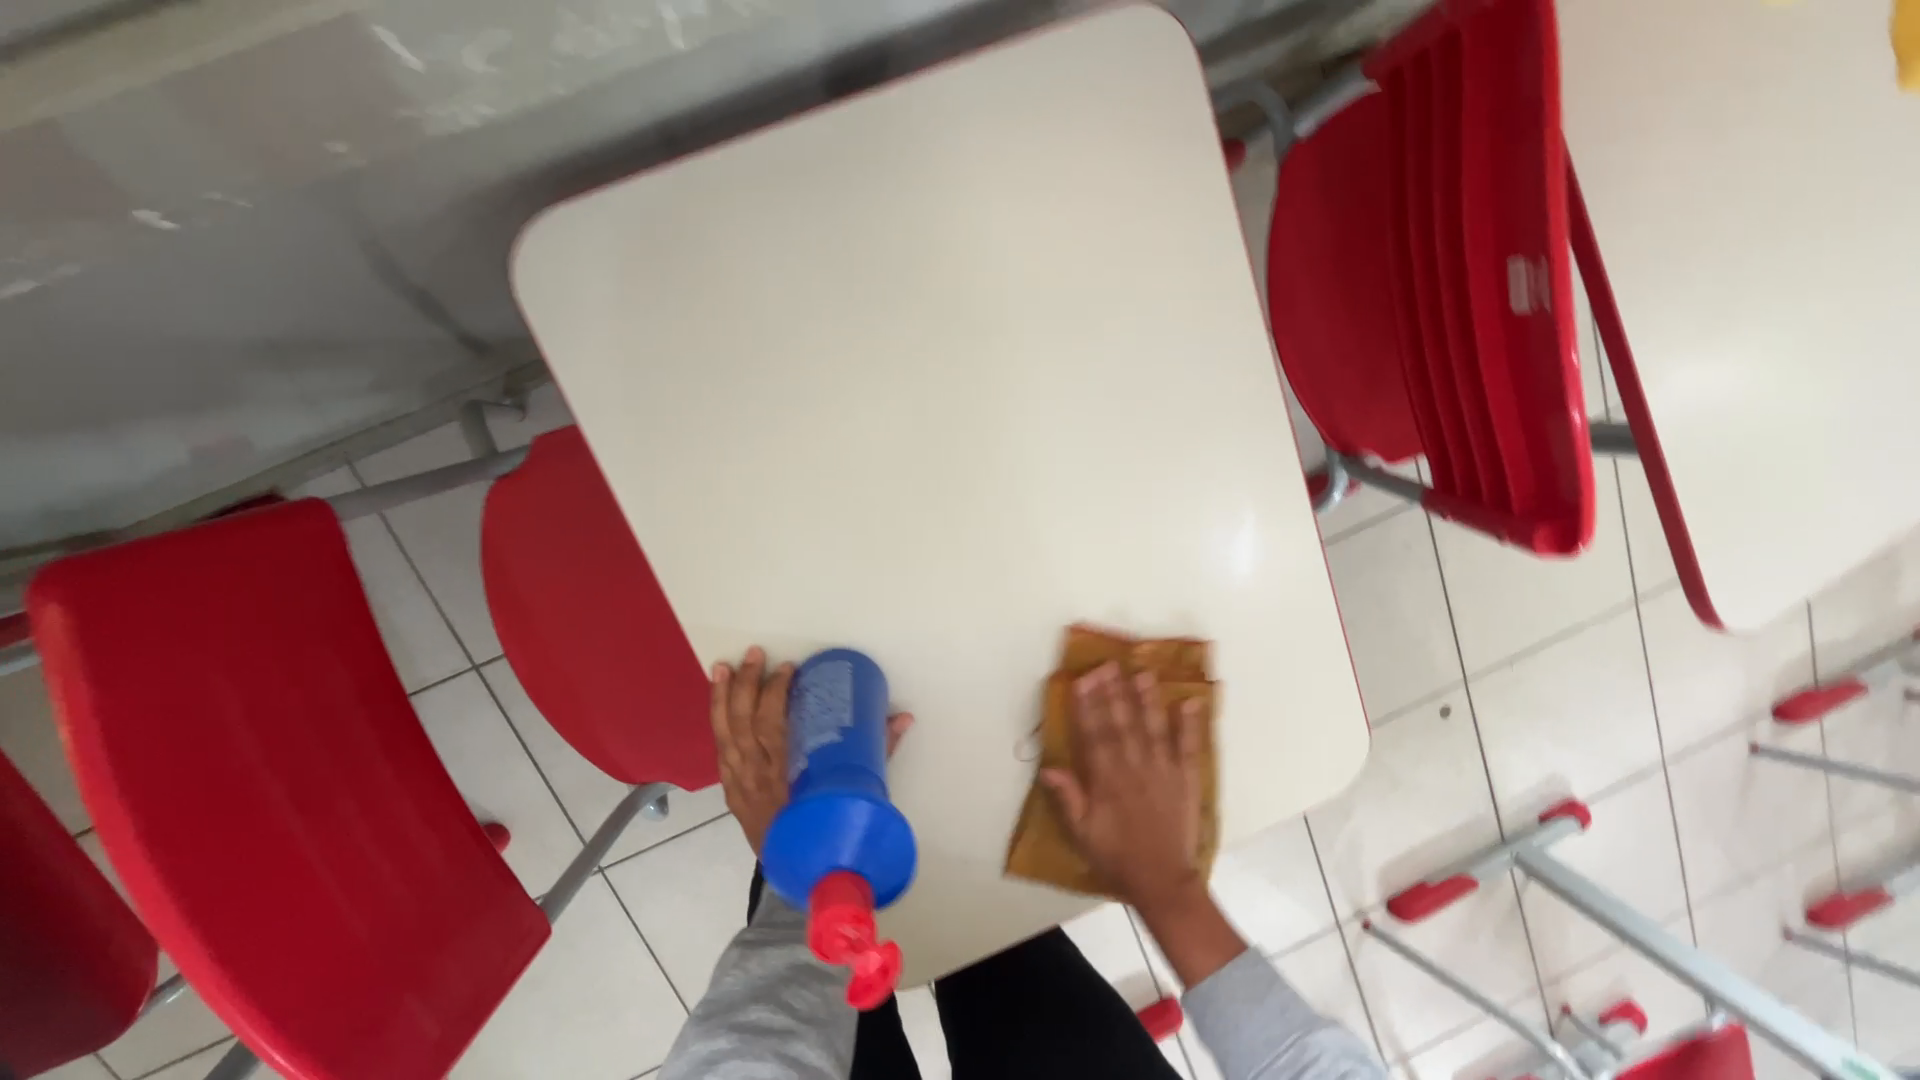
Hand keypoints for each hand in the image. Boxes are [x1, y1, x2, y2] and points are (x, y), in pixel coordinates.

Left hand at [709, 647, 914, 857]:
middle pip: (744, 724)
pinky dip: (717, 720)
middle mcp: (756, 778)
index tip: (790, 670)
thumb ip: (877, 753)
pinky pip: (720, 749)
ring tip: (723, 665)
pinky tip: (717, 699)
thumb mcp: (856, 793)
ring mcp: (739, 784)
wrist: (805, 873)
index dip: (776, 695)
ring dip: (723, 697)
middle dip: (747, 685)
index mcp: (785, 778)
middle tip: (756, 654)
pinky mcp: (732, 789)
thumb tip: (903, 718)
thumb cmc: (833, 830)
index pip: (772, 728)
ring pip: (725, 734)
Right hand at [1040, 663, 1205, 915]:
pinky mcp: (1186, 779)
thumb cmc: (1116, 856)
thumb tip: (1049, 767)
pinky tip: (1190, 701)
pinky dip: (1190, 724)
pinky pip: (1189, 747)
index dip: (1086, 706)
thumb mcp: (1083, 832)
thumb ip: (1068, 797)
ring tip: (1142, 673)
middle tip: (1107, 665)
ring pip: (1153, 728)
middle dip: (1112, 692)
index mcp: (1106, 780)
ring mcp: (1163, 771)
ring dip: (1147, 699)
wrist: (1161, 881)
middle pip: (1121, 724)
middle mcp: (1134, 768)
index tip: (1081, 680)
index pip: (1094, 735)